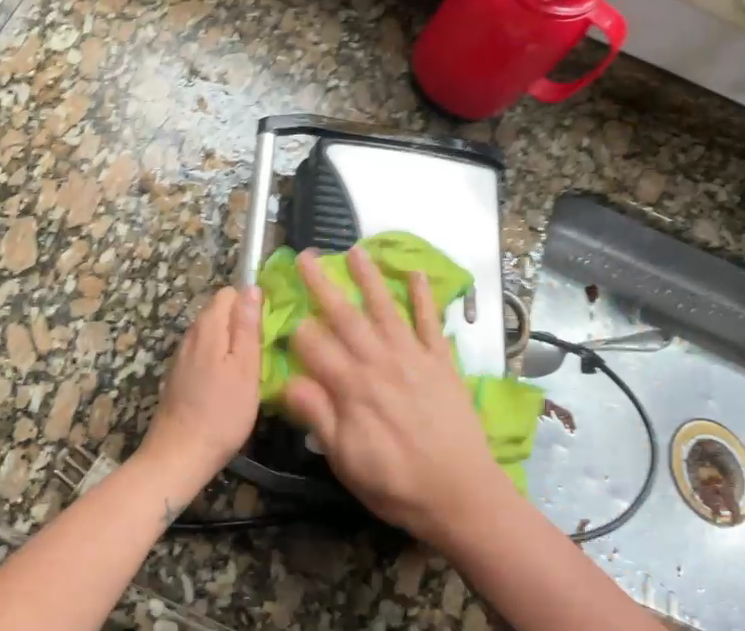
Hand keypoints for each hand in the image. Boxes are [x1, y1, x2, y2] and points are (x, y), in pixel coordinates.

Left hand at [139, 285, 262, 483]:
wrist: (179, 454)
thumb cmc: (221, 412)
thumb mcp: (246, 368)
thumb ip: (248, 326)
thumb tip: (252, 288)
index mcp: (208, 327)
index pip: (229, 293)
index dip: (250, 304)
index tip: (267, 328)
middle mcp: (190, 334)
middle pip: (219, 312)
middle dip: (241, 325)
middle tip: (261, 355)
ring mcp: (181, 355)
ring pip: (212, 334)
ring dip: (230, 344)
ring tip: (249, 371)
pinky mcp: (178, 375)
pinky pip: (203, 353)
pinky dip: (217, 360)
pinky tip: (227, 385)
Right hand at [281, 249, 511, 544]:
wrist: (461, 494)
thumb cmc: (396, 484)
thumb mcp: (345, 460)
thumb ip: (318, 416)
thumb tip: (287, 380)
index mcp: (352, 388)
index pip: (314, 346)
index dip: (296, 330)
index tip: (283, 316)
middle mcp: (380, 362)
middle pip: (345, 315)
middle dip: (322, 284)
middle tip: (305, 256)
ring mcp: (413, 358)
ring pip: (386, 308)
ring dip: (369, 278)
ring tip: (356, 250)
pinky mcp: (441, 362)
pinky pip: (430, 322)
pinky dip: (424, 297)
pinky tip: (417, 274)